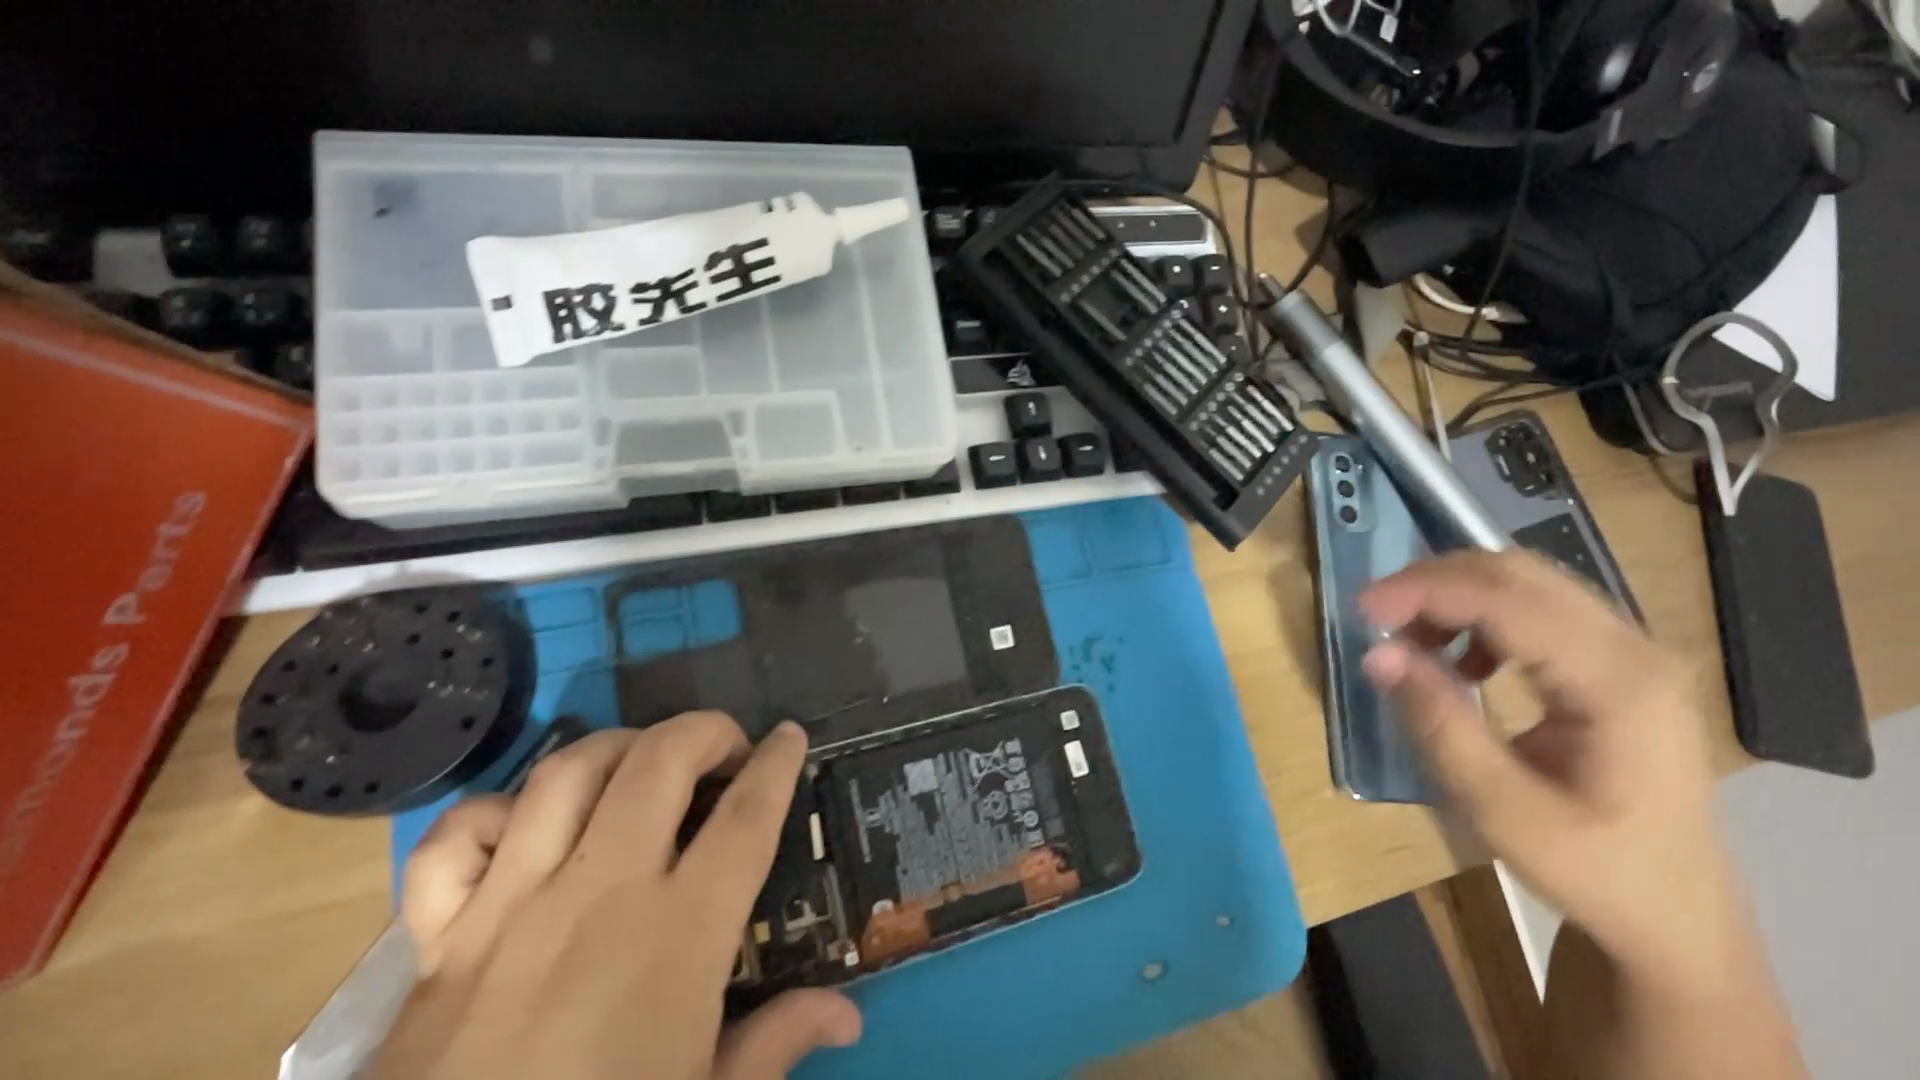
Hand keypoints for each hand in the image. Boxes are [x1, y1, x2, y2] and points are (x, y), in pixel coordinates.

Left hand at [371, 713, 861, 1079]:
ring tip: (642, 763)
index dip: (775, 766)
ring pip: (567, 774)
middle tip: (725, 750)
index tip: (789, 736)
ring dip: (616, 748)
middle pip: (658, 763)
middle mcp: (600, 893)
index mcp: (679, 936)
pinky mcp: (440, 930)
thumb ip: (778, 1044)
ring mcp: (513, 902)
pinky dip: (493, 813)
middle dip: (704, 733)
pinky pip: (460, 836)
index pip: (745, 821)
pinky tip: (524, 827)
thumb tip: (849, 1014)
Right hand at [1358, 551, 1742, 983]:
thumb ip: (1441, 726)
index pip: (1508, 600)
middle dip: (1437, 582)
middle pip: (1521, 574)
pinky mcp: (1620, 664)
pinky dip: (1486, 616)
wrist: (1679, 914)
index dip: (1428, 592)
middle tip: (1375, 615)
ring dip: (1459, 596)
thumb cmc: (1596, 870)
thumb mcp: (1503, 810)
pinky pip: (1543, 609)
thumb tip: (1378, 656)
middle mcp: (1634, 648)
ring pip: (1531, 583)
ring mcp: (1633, 652)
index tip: (1361, 609)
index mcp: (1617, 683)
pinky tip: (1465, 663)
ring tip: (1410, 641)